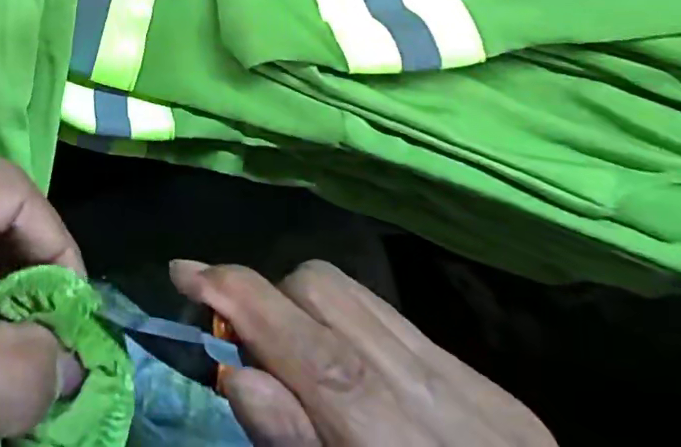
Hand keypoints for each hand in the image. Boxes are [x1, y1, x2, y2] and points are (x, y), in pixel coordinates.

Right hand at [171, 260, 554, 446]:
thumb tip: (235, 372)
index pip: (320, 356)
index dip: (246, 302)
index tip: (184, 272)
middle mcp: (452, 407)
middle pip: (334, 294)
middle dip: (269, 298)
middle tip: (235, 340)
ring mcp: (482, 393)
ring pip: (362, 295)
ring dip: (304, 304)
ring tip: (281, 343)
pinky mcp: (496, 391)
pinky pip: (395, 322)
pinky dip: (349, 326)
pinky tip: (342, 367)